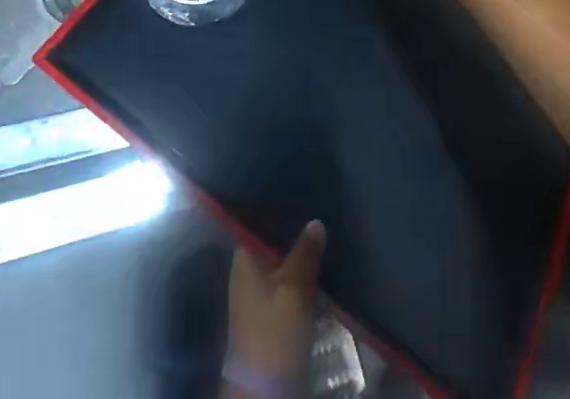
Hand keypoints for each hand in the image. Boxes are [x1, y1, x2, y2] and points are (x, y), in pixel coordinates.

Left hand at [226, 220, 326, 386]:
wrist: (266, 386)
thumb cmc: (275, 329)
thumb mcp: (294, 286)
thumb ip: (305, 251)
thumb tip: (315, 222)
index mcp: (244, 258)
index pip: (254, 221)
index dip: (273, 204)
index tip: (297, 189)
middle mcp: (247, 270)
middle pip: (269, 240)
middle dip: (292, 226)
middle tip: (319, 206)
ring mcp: (259, 292)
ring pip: (280, 259)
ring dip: (299, 249)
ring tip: (325, 228)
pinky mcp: (272, 310)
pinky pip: (287, 279)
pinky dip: (301, 270)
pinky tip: (321, 262)